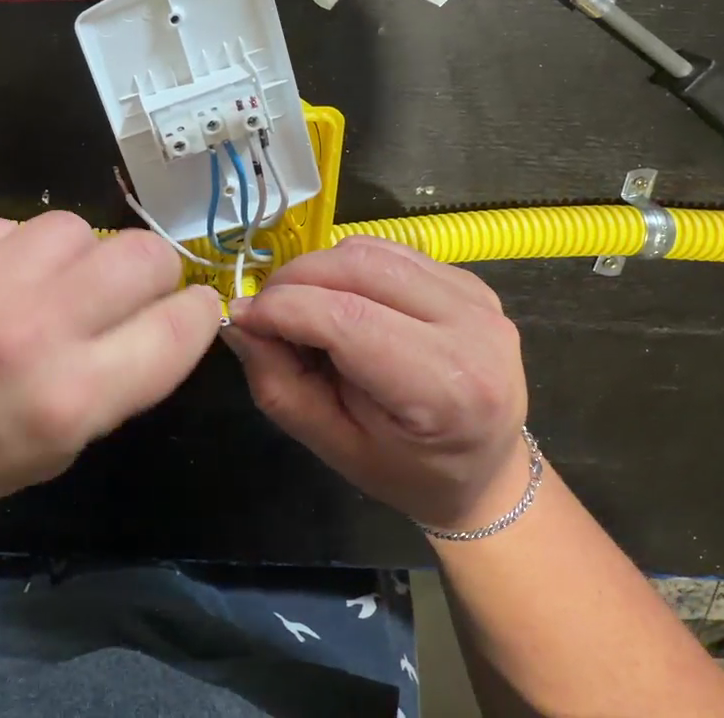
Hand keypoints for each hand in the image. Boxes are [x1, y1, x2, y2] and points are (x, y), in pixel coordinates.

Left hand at [0, 213, 222, 527]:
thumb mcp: (68, 443)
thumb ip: (124, 376)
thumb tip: (170, 309)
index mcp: (71, 398)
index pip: (178, 326)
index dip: (198, 311)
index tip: (190, 306)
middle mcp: (30, 332)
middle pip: (141, 255)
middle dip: (150, 271)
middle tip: (125, 289)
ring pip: (75, 227)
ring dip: (77, 255)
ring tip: (47, 285)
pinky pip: (10, 224)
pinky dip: (15, 249)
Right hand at [223, 236, 528, 532]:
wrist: (486, 472)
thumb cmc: (404, 469)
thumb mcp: (330, 444)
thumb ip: (278, 383)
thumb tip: (237, 320)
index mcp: (445, 388)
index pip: (346, 319)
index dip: (281, 308)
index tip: (240, 316)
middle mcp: (473, 331)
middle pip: (357, 267)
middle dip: (292, 280)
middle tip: (263, 311)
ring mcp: (478, 299)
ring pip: (369, 251)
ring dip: (317, 270)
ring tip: (300, 308)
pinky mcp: (471, 282)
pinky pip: (388, 252)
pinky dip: (346, 267)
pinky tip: (340, 300)